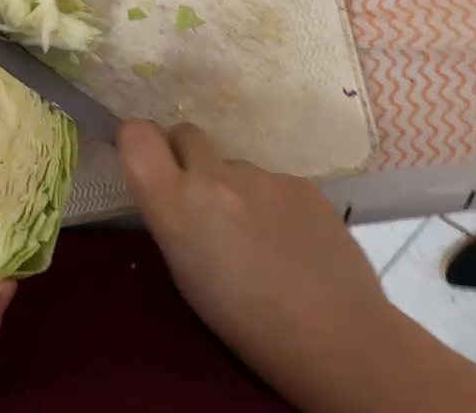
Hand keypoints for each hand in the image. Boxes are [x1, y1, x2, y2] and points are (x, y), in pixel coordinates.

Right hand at [114, 120, 396, 369]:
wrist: (340, 342)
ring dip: (237, 188)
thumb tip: (175, 188)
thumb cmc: (243, 321)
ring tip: (261, 236)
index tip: (150, 162)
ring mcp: (262, 177)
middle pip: (185, 133)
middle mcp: (212, 177)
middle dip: (188, 157)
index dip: (138, 142)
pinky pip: (274, 181)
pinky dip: (275, 203)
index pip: (136, 134)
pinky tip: (293, 241)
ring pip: (234, 164)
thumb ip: (171, 214)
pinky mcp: (303, 184)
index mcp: (173, 203)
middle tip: (205, 200)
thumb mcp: (182, 269)